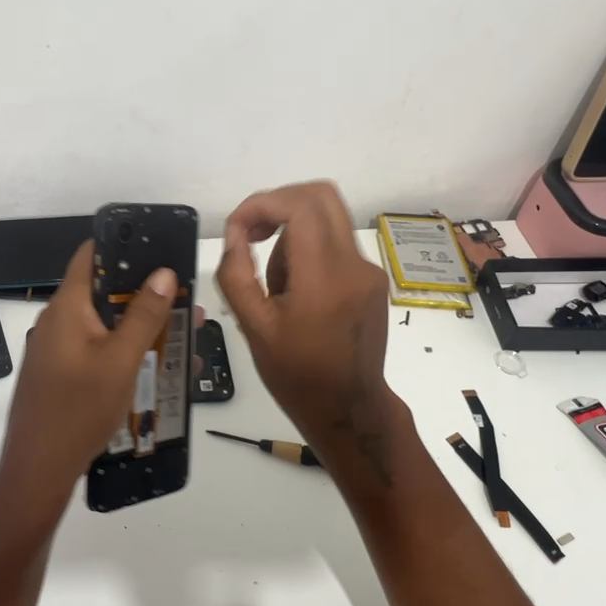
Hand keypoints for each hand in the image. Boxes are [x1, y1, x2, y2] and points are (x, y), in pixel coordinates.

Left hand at [0, 241, 178, 510]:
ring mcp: (55, 349)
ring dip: (137, 325)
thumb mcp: (122, 360)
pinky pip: (94, 349)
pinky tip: (151, 365)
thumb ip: (144, 315)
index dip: (121, 245)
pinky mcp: (58, 373)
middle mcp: (57, 321)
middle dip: (142, 293)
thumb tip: (164, 272)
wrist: (39, 467)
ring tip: (179, 334)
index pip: (89, 255)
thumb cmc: (79, 407)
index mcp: (67, 306)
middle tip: (183, 298)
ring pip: (101, 324)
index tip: (157, 246)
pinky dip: (122, 349)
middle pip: (101, 292)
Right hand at [215, 181, 395, 443]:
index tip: (238, 229)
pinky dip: (307, 251)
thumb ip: (237, 275)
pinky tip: (294, 294)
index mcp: (325, 276)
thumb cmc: (297, 375)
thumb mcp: (253, 328)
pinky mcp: (371, 281)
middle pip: (321, 196)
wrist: (349, 410)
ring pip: (326, 219)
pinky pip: (335, 245)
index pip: (299, 206)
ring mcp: (368, 271)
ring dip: (291, 233)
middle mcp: (354, 264)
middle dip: (278, 204)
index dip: (261, 204)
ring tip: (274, 285)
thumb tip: (234, 235)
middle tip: (252, 234)